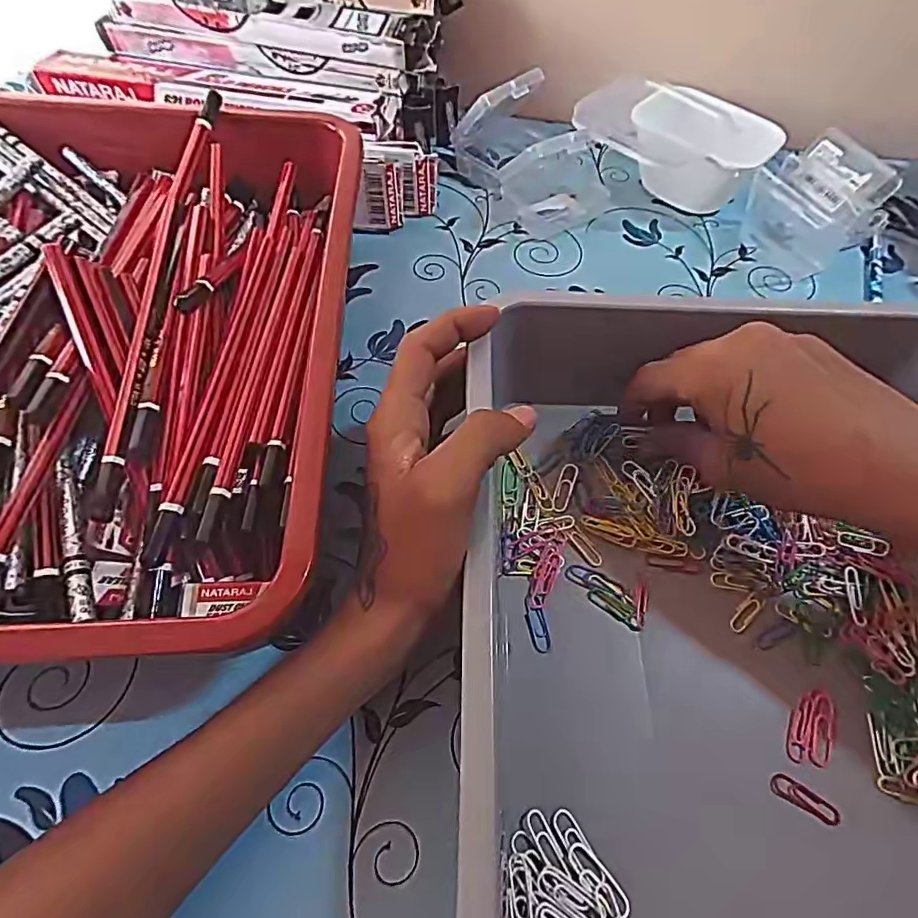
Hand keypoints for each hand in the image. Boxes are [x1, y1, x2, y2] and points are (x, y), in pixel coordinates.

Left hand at [358, 306, 534, 626]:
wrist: (397, 601)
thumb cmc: (416, 546)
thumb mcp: (450, 484)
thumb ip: (483, 438)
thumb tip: (521, 413)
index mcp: (395, 420)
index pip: (418, 351)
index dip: (453, 325)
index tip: (493, 317)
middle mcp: (400, 428)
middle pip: (430, 369)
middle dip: (467, 348)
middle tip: (511, 343)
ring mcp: (414, 451)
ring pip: (444, 398)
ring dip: (475, 379)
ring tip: (513, 372)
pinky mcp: (429, 472)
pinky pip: (454, 427)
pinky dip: (478, 412)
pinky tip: (504, 419)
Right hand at [621, 321, 917, 549]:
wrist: (900, 462)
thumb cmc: (802, 472)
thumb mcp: (727, 468)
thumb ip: (678, 446)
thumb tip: (653, 438)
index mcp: (710, 365)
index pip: (651, 378)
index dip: (632, 404)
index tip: (630, 428)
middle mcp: (741, 337)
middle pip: (686, 363)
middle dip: (670, 398)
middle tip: (672, 436)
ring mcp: (781, 337)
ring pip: (722, 360)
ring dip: (707, 390)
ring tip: (718, 430)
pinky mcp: (811, 346)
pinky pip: (757, 360)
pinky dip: (742, 384)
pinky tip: (761, 419)